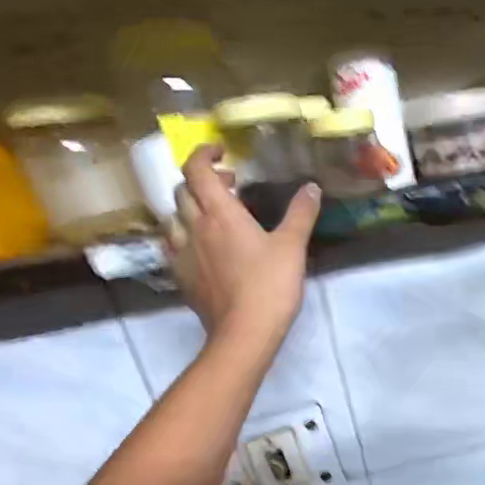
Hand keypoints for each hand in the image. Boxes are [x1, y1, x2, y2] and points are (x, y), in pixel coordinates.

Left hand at [167, 146, 319, 341]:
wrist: (244, 332)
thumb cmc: (270, 285)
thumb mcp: (292, 246)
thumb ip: (301, 213)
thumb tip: (312, 187)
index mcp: (220, 213)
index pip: (196, 170)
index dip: (204, 154)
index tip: (222, 153)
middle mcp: (194, 227)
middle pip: (182, 191)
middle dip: (202, 182)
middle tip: (229, 187)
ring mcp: (183, 253)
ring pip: (173, 218)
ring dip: (189, 208)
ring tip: (211, 216)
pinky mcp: (181, 277)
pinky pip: (172, 247)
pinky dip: (183, 237)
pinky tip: (200, 248)